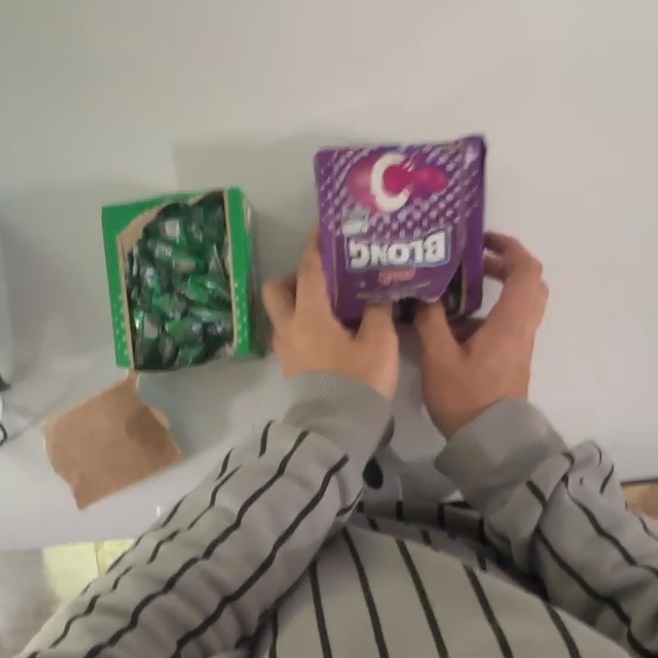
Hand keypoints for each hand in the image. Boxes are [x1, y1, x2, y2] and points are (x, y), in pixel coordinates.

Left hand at [263, 229, 399, 399]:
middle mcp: (290, 327)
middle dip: (293, 277)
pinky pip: (289, 333)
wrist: (336, 426)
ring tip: (326, 304)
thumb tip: (378, 295)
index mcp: (310, 314)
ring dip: (296, 302)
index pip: (307, 269)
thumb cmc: (358, 381)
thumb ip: (378, 312)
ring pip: (280, 313)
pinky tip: (326, 329)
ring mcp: (286, 349)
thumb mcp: (379, 343)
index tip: (323, 230)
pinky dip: (302, 324)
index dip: (315, 247)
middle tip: (320, 278)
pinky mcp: (290, 366)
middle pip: (277, 290)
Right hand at [414, 232, 549, 436]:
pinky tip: (453, 329)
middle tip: (471, 264)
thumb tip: (424, 293)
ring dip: (492, 293)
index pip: (525, 269)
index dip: (508, 247)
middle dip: (502, 266)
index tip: (481, 241)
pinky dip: (485, 317)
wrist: (489, 441)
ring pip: (518, 305)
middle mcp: (522, 328)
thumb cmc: (465, 397)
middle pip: (528, 283)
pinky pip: (506, 325)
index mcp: (510, 321)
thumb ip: (431, 320)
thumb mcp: (438, 357)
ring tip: (454, 297)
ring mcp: (520, 346)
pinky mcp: (512, 361)